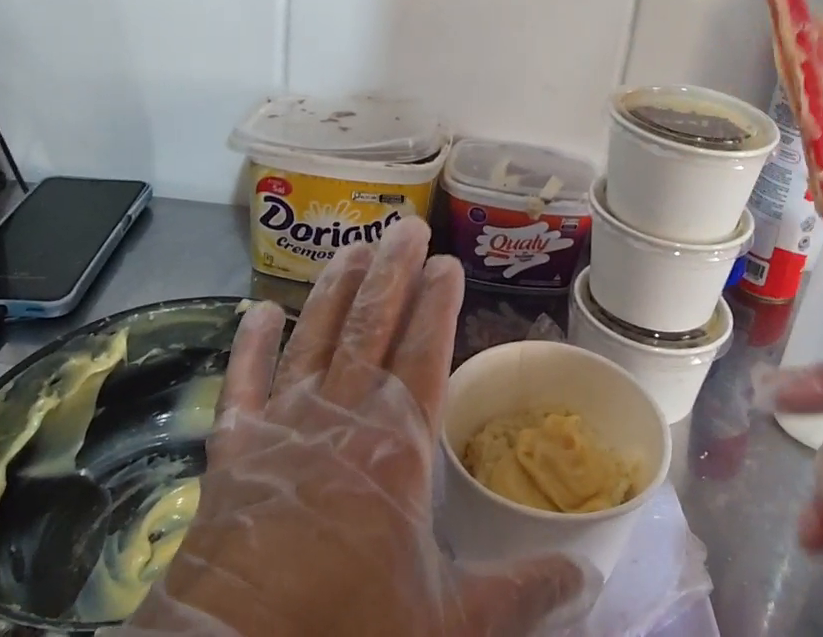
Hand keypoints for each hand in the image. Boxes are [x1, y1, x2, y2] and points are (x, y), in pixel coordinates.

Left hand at [122, 217, 589, 636]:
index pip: (426, 351)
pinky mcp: (232, 448)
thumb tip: (590, 578)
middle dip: (391, 272)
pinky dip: (249, 344)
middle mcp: (341, 416)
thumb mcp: (450, 619)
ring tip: (351, 247)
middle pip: (371, 325)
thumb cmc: (350, 626)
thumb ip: (522, 590)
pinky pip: (241, 381)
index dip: (438, 303)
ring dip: (333, 290)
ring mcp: (282, 425)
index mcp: (397, 444)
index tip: (448, 262)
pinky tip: (258, 309)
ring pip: (313, 337)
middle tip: (405, 226)